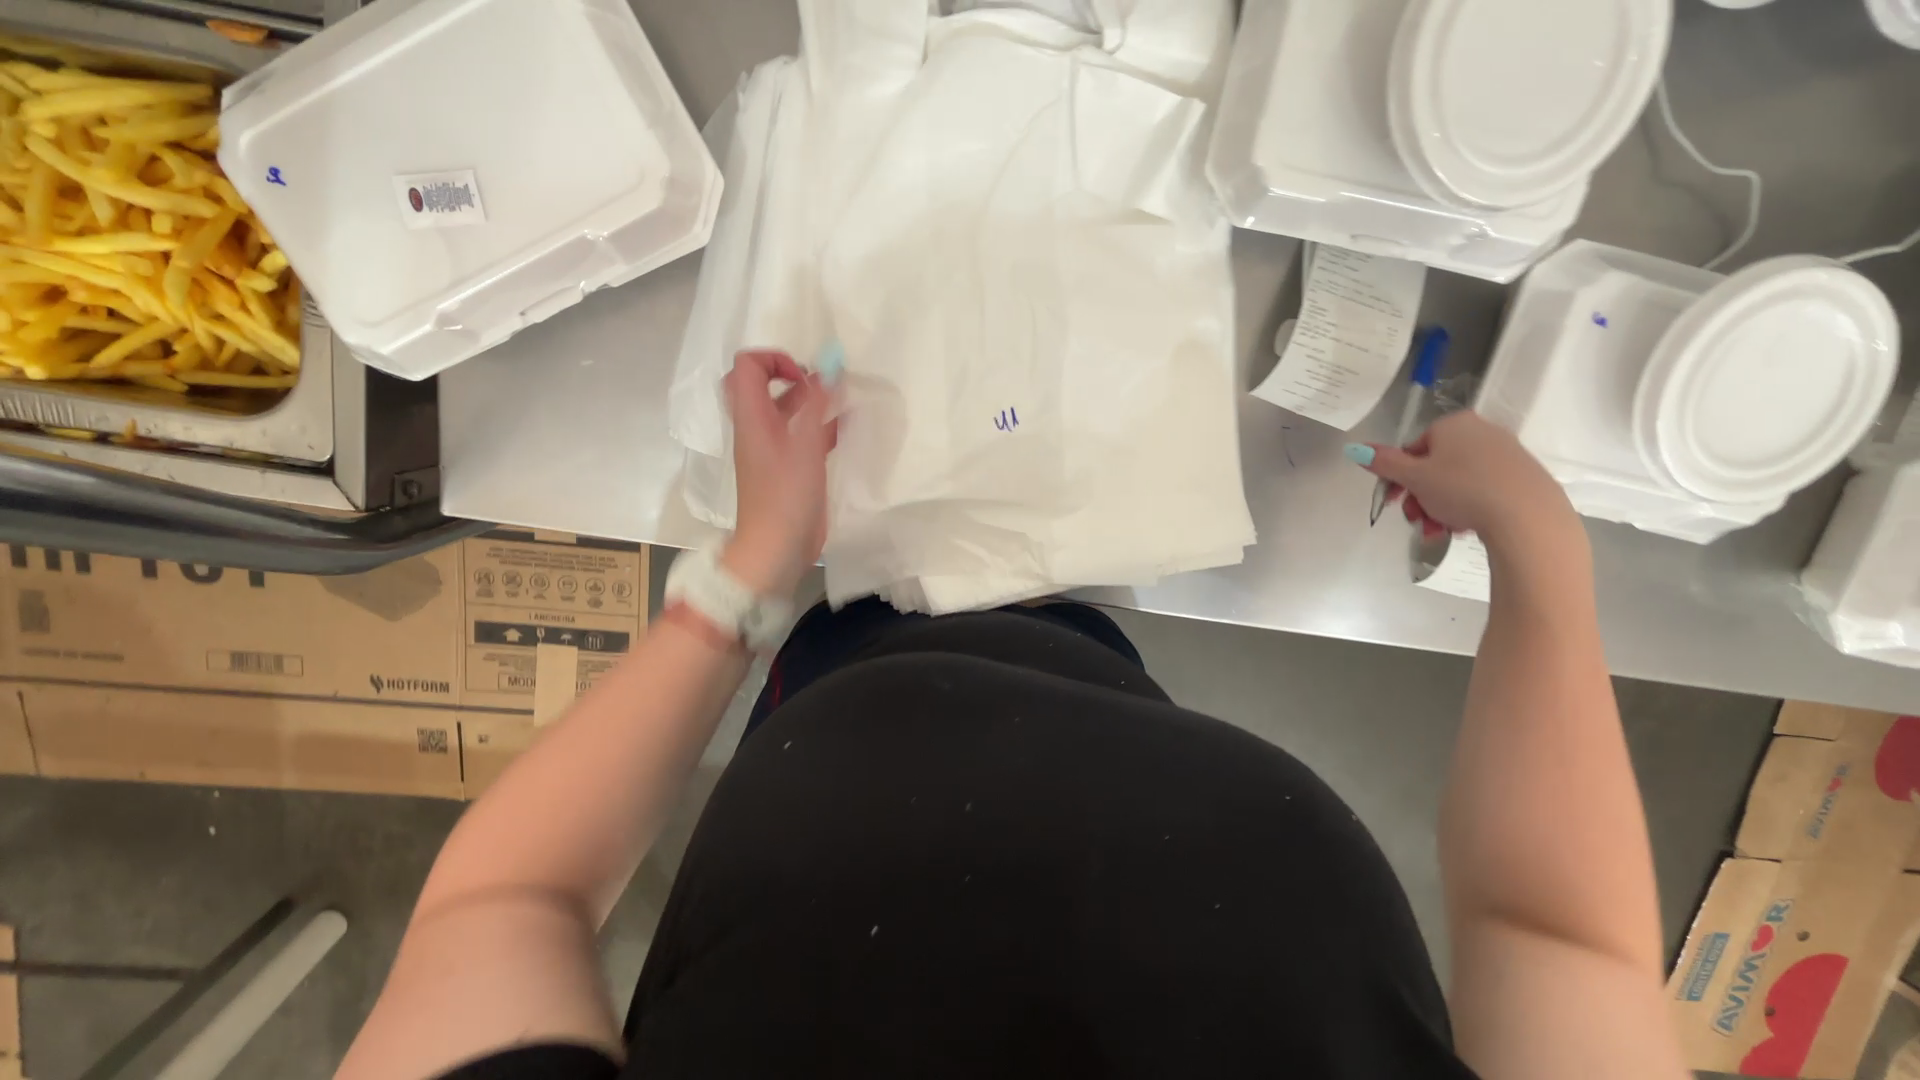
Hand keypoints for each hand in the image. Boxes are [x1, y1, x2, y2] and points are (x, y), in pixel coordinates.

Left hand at [722, 349, 836, 597]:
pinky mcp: (789, 469)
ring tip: (843, 403)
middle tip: (823, 385)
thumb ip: (818, 404)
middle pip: (764, 386)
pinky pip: (802, 436)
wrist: (775, 550)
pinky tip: (845, 430)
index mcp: (752, 418)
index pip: (747, 366)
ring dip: (813, 402)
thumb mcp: (804, 446)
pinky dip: (821, 427)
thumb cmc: (785, 497)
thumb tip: (831, 368)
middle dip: (795, 376)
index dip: (775, 360)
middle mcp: (758, 428)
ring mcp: (773, 449)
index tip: (806, 377)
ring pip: (787, 411)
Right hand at [1354, 411, 1578, 549]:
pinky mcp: (1523, 476)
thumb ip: (1383, 463)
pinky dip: (1467, 508)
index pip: (1413, 449)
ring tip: (1441, 532)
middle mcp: (1481, 431)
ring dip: (1439, 509)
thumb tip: (1354, 448)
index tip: (1395, 502)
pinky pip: (1483, 490)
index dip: (1399, 478)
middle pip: (1435, 468)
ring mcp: (1505, 453)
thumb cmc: (1462, 488)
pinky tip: (1465, 528)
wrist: (1526, 515)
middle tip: (1418, 521)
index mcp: (1453, 424)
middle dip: (1420, 499)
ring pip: (1457, 483)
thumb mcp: (1414, 478)